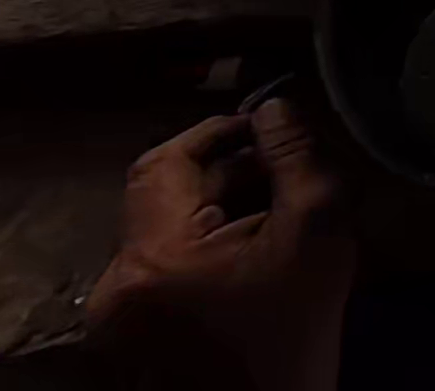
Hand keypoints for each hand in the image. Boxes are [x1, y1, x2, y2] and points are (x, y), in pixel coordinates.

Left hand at [86, 101, 355, 390]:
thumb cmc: (296, 317)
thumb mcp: (318, 223)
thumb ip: (297, 156)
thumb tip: (274, 106)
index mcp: (154, 257)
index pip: (161, 163)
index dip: (214, 129)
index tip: (266, 121)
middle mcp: (116, 282)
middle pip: (167, 194)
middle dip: (233, 165)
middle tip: (293, 160)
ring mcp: (116, 310)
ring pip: (172, 224)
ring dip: (227, 198)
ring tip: (288, 197)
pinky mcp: (130, 327)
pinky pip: (171, 256)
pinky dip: (215, 232)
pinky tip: (265, 238)